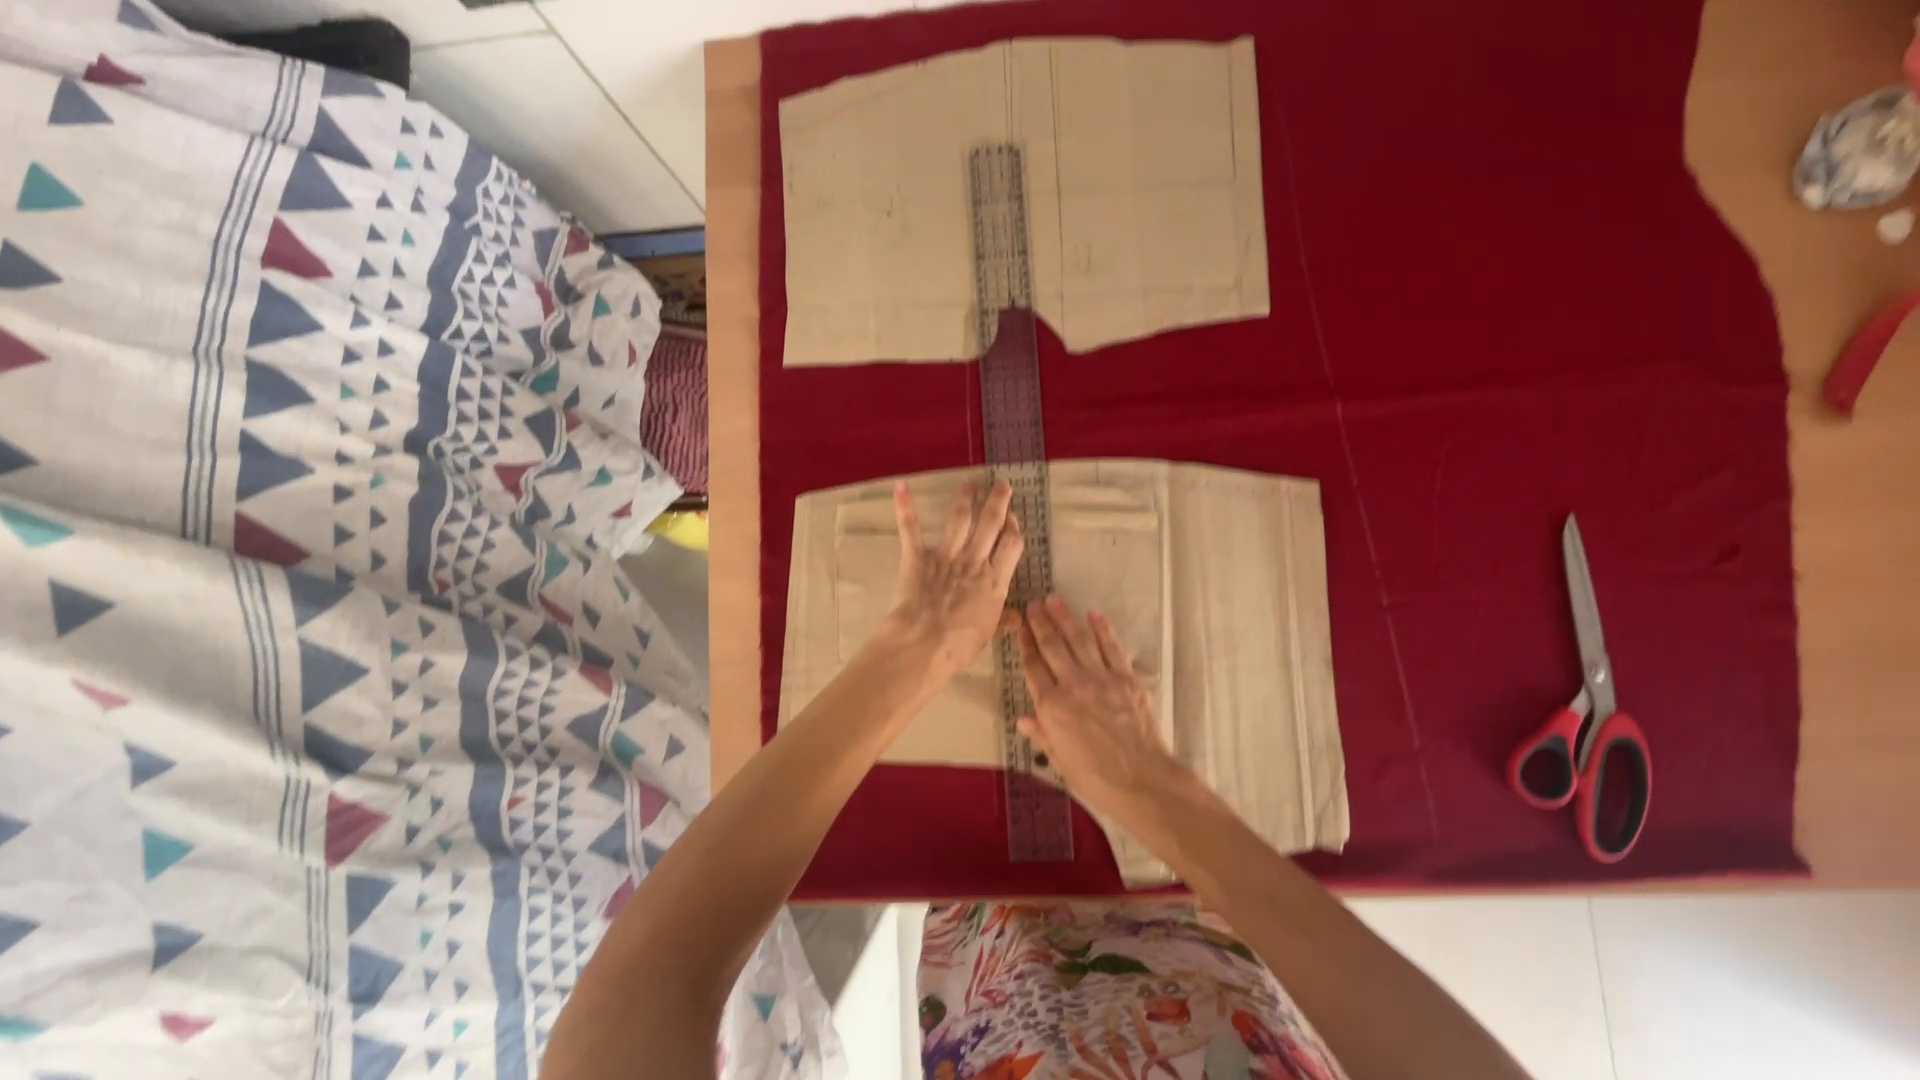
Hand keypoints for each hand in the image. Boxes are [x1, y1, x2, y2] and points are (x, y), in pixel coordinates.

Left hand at [880, 479, 1023, 683]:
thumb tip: (1018, 619)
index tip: (1014, 517)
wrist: (923, 643)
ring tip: (968, 483)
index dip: (1014, 528)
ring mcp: (945, 557)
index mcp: (995, 581)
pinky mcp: (917, 558)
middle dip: (998, 502)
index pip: (1012, 545)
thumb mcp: (987, 634)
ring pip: (959, 520)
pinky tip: (900, 488)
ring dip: (964, 499)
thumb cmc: (959, 644)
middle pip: (991, 524)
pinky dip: (905, 508)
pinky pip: (911, 530)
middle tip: (1002, 484)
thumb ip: (1002, 621)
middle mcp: (974, 562)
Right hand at [1016, 597, 1196, 830]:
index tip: (1019, 626)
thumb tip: (1024, 720)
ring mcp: (1100, 678)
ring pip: (1079, 640)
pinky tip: (1094, 614)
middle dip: (1041, 623)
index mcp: (1051, 707)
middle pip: (1052, 647)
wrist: (1140, 780)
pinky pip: (1111, 648)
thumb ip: (1042, 735)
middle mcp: (1072, 685)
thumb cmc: (1095, 778)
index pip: (1033, 667)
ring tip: (1055, 600)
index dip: (1025, 644)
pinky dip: (1102, 629)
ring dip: (1065, 618)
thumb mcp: (1060, 761)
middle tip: (1033, 604)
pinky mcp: (1126, 679)